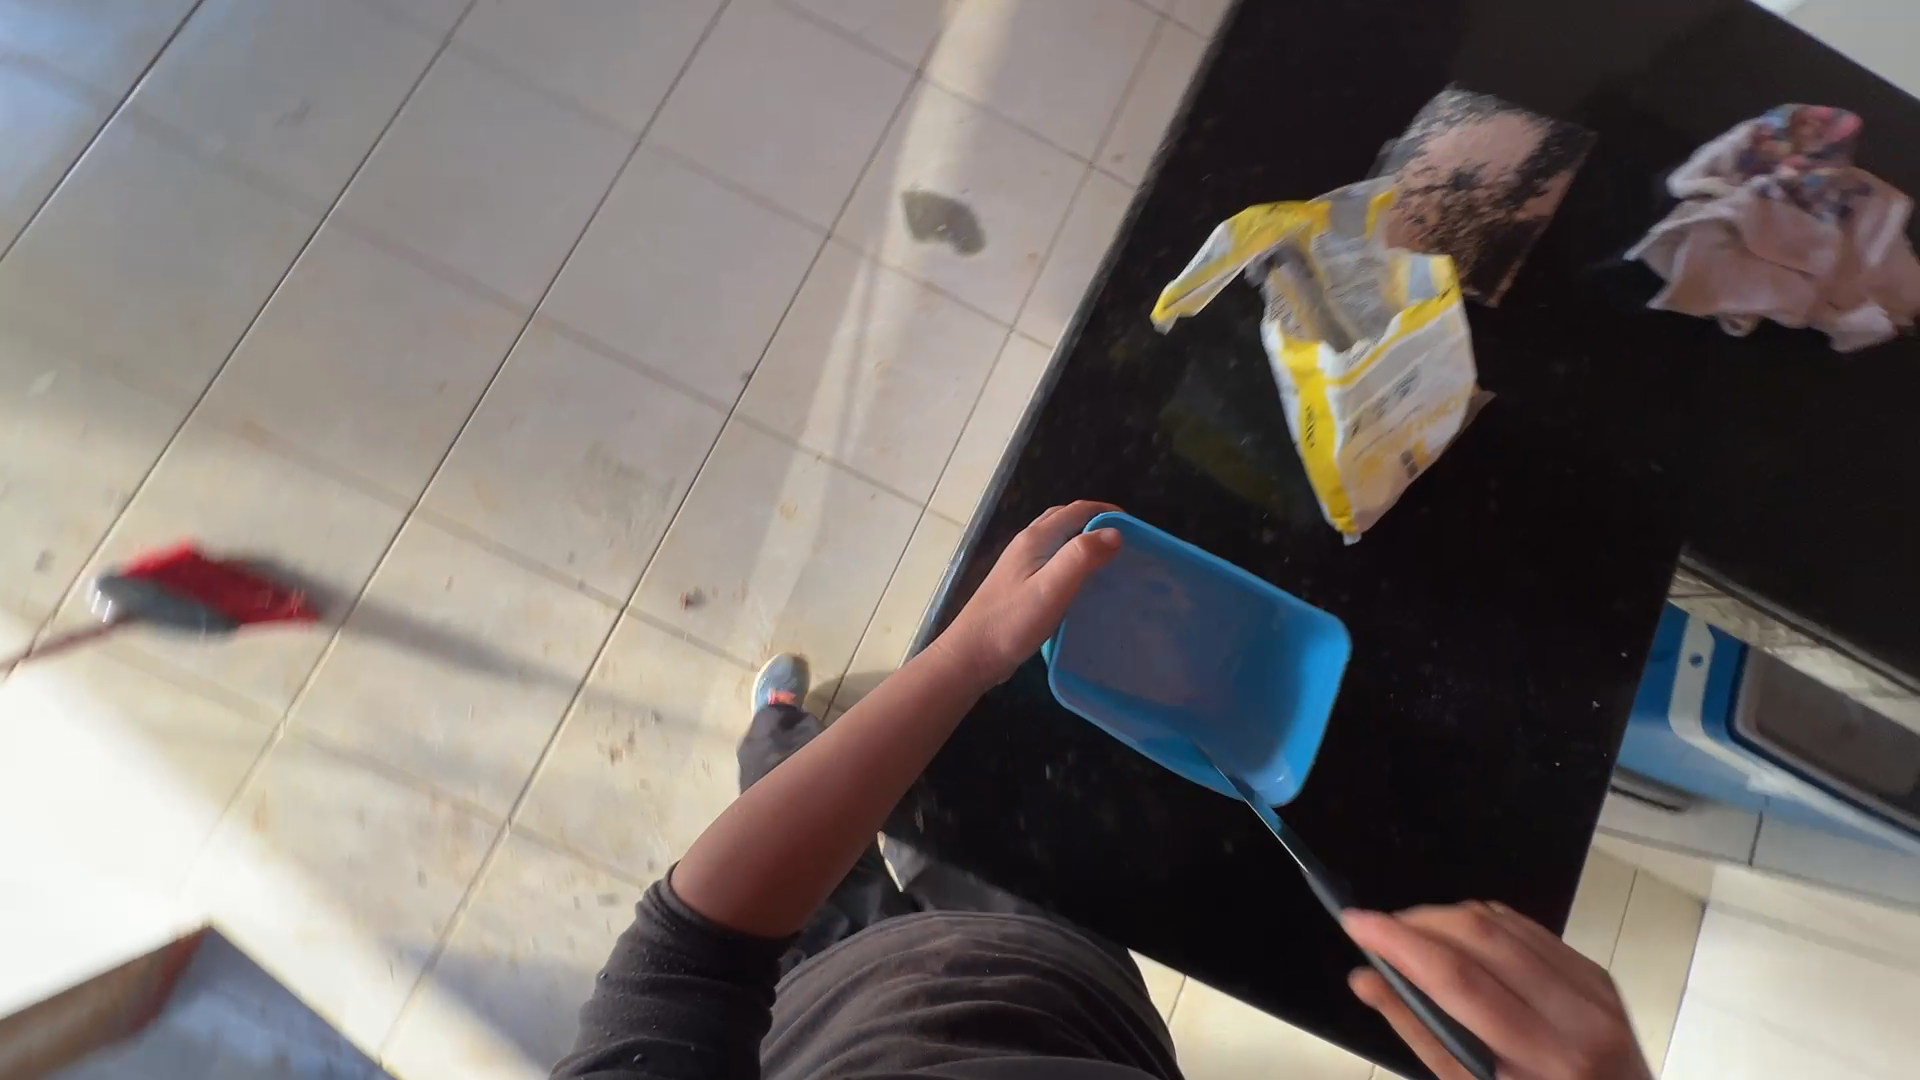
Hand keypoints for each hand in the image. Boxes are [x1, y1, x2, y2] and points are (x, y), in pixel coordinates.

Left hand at [932, 501, 1122, 690]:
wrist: (972, 654)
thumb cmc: (1012, 622)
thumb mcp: (1052, 588)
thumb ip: (1081, 557)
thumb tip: (1115, 531)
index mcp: (1036, 538)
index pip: (1078, 510)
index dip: (1108, 512)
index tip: (1138, 530)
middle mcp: (1026, 543)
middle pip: (1066, 519)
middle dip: (1097, 523)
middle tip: (1126, 545)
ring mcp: (1020, 564)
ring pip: (1058, 540)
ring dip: (1083, 542)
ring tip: (1109, 561)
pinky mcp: (1019, 584)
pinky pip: (1051, 561)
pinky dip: (1071, 561)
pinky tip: (1082, 584)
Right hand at [1343, 902, 1654, 1079]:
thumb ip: (1418, 1030)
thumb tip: (1363, 977)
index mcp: (1545, 1058)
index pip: (1456, 977)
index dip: (1398, 940)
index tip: (1354, 920)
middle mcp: (1577, 1016)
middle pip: (1477, 933)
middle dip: (1416, 920)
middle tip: (1382, 930)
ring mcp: (1592, 989)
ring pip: (1496, 919)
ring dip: (1441, 917)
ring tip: (1418, 938)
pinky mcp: (1594, 971)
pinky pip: (1521, 924)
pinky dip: (1477, 921)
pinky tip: (1460, 940)